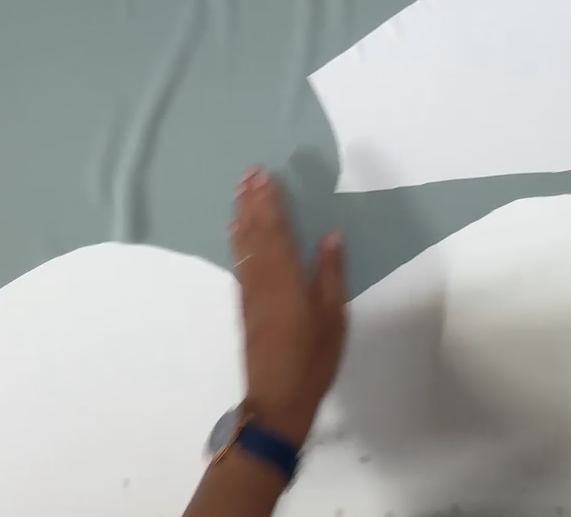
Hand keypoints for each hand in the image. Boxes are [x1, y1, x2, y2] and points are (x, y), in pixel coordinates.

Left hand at [230, 167, 346, 445]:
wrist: (278, 399)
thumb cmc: (313, 357)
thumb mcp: (334, 316)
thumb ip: (331, 273)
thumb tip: (331, 234)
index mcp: (287, 277)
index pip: (276, 229)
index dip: (270, 201)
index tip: (266, 175)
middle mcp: (264, 278)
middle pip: (256, 231)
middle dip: (252, 200)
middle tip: (249, 172)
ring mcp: (251, 291)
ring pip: (245, 244)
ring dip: (243, 214)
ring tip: (241, 190)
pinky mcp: (246, 304)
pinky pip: (240, 261)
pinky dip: (238, 240)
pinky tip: (237, 231)